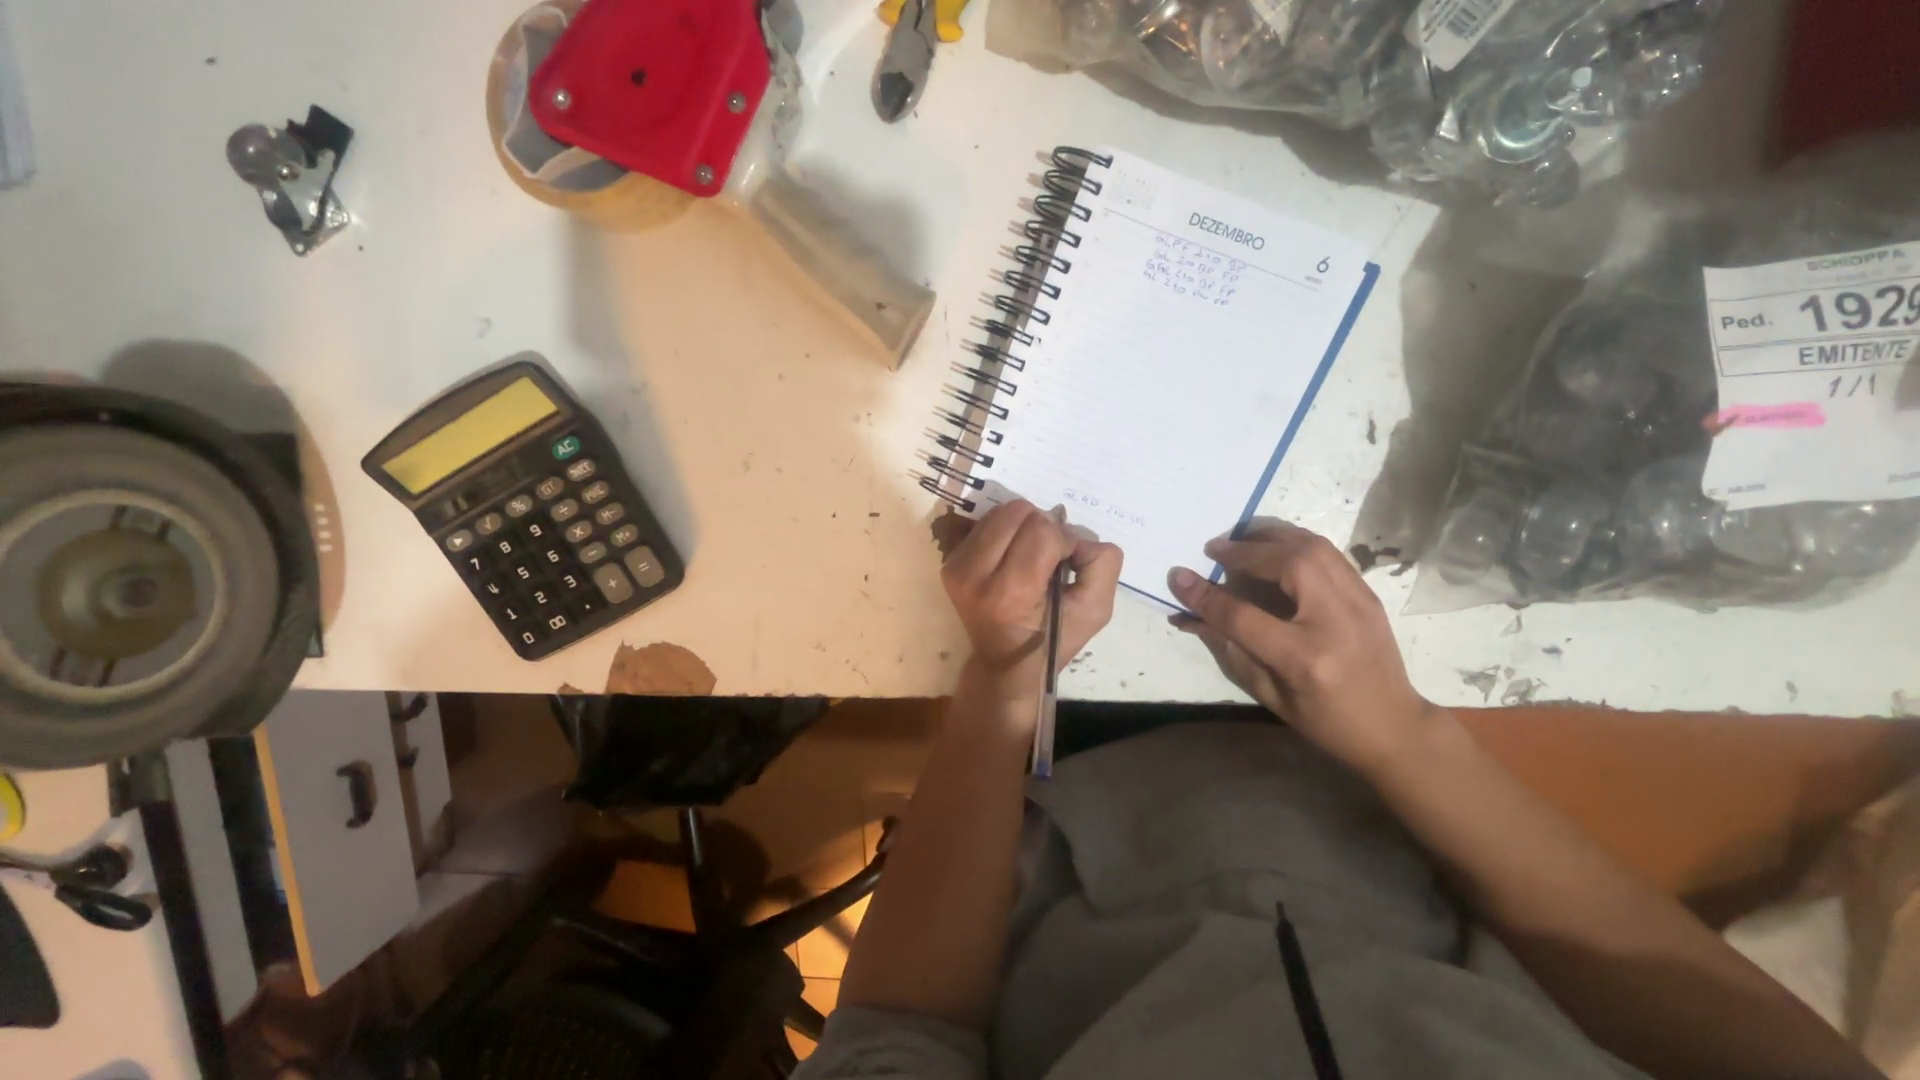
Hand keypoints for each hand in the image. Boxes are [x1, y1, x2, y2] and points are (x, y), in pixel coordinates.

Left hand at [942, 500, 1122, 689]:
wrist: (1006, 663)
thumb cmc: (1052, 639)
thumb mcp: (1095, 610)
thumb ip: (1101, 564)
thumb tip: (1076, 534)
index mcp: (1009, 594)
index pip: (1043, 532)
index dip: (1067, 539)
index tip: (1070, 562)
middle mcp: (975, 577)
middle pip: (1019, 513)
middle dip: (1046, 527)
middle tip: (1053, 555)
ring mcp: (957, 568)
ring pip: (1002, 512)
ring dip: (1026, 525)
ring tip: (1034, 553)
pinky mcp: (950, 562)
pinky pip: (986, 522)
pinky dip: (1007, 530)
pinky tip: (1014, 554)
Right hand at [1167, 521, 1447, 776]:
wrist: (1393, 726)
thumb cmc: (1325, 721)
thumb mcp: (1268, 694)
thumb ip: (1230, 646)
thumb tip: (1191, 612)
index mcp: (1304, 658)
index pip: (1244, 615)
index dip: (1206, 595)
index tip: (1178, 576)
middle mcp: (1335, 621)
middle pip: (1286, 563)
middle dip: (1244, 549)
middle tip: (1215, 547)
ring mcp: (1358, 602)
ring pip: (1313, 546)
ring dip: (1271, 535)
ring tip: (1242, 538)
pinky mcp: (1368, 594)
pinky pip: (1329, 553)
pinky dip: (1296, 542)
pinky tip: (1274, 548)